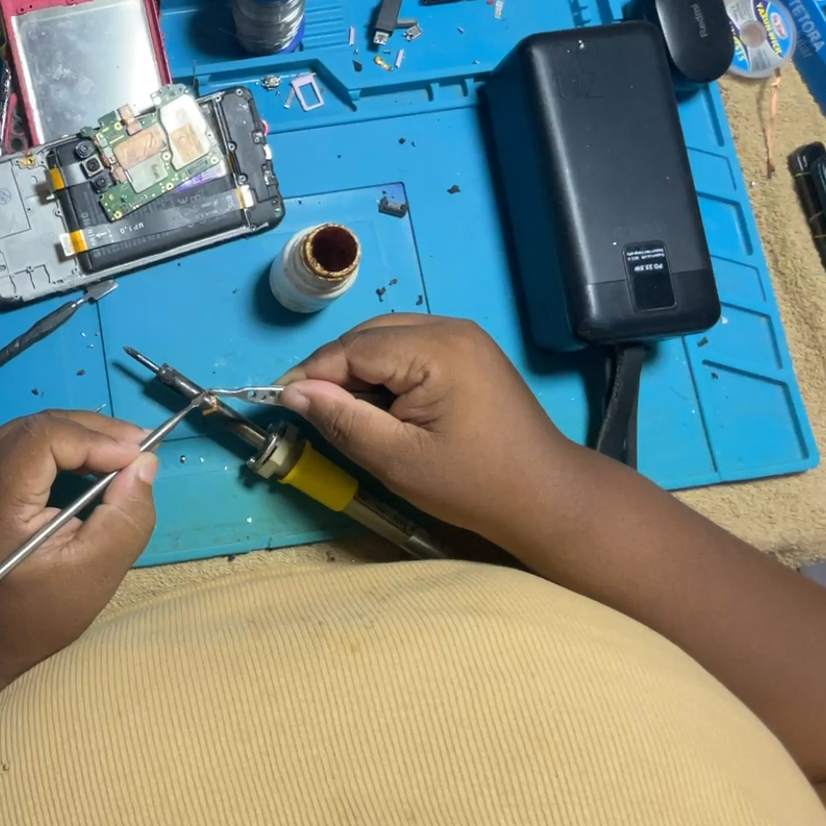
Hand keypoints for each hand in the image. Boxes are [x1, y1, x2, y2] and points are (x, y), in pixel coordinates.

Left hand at [0, 411, 158, 688]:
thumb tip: (144, 463)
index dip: (96, 439)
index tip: (138, 457)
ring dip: (78, 432)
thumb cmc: (34, 617)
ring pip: (29, 428)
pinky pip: (20, 444)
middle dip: (94, 429)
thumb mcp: (95, 575)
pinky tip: (89, 459)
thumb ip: (126, 517)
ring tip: (121, 451)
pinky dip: (59, 444)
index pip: (44, 439)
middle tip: (139, 447)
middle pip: (36, 425)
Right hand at [277, 314, 578, 539]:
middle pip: (365, 337)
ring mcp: (461, 336)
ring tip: (347, 413)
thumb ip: (342, 419)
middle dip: (333, 372)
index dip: (312, 374)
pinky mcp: (465, 350)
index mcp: (437, 351)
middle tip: (314, 413)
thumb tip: (291, 392)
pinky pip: (405, 348)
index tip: (281, 402)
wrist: (545, 497)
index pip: (352, 349)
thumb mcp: (396, 459)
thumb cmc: (471, 484)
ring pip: (382, 339)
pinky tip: (380, 406)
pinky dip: (381, 372)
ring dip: (356, 372)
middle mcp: (449, 328)